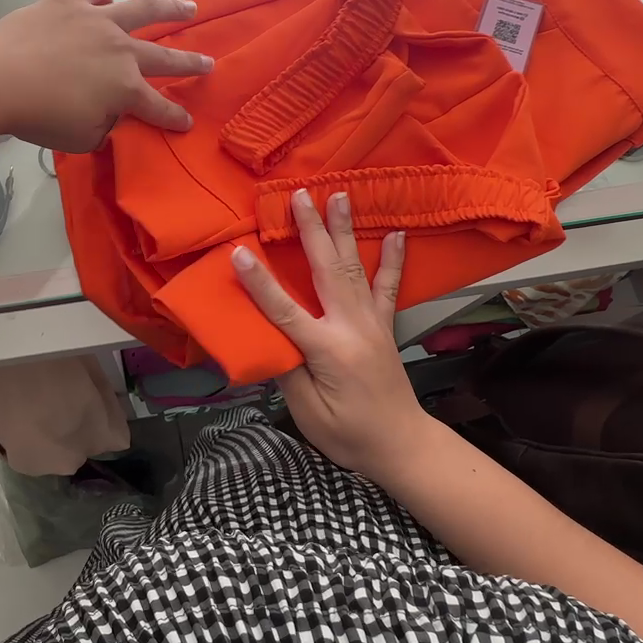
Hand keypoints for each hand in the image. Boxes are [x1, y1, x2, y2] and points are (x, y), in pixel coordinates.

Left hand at [0, 0, 213, 152]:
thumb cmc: (40, 117)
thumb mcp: (81, 139)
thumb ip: (104, 128)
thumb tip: (111, 118)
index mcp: (126, 89)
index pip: (159, 107)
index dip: (175, 117)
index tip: (187, 122)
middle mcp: (122, 51)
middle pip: (164, 56)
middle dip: (189, 63)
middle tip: (209, 63)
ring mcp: (98, 21)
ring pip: (144, 10)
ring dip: (171, 9)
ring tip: (189, 8)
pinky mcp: (70, 2)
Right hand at [230, 190, 430, 478]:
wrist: (404, 446)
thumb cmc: (349, 435)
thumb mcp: (308, 412)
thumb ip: (287, 370)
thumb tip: (267, 333)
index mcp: (328, 350)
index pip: (285, 310)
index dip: (259, 282)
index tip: (239, 252)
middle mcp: (353, 326)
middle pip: (327, 270)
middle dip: (311, 230)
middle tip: (300, 195)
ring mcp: (372, 322)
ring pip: (355, 266)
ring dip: (345, 229)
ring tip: (340, 195)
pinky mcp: (384, 325)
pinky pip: (388, 286)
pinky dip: (392, 259)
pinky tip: (397, 234)